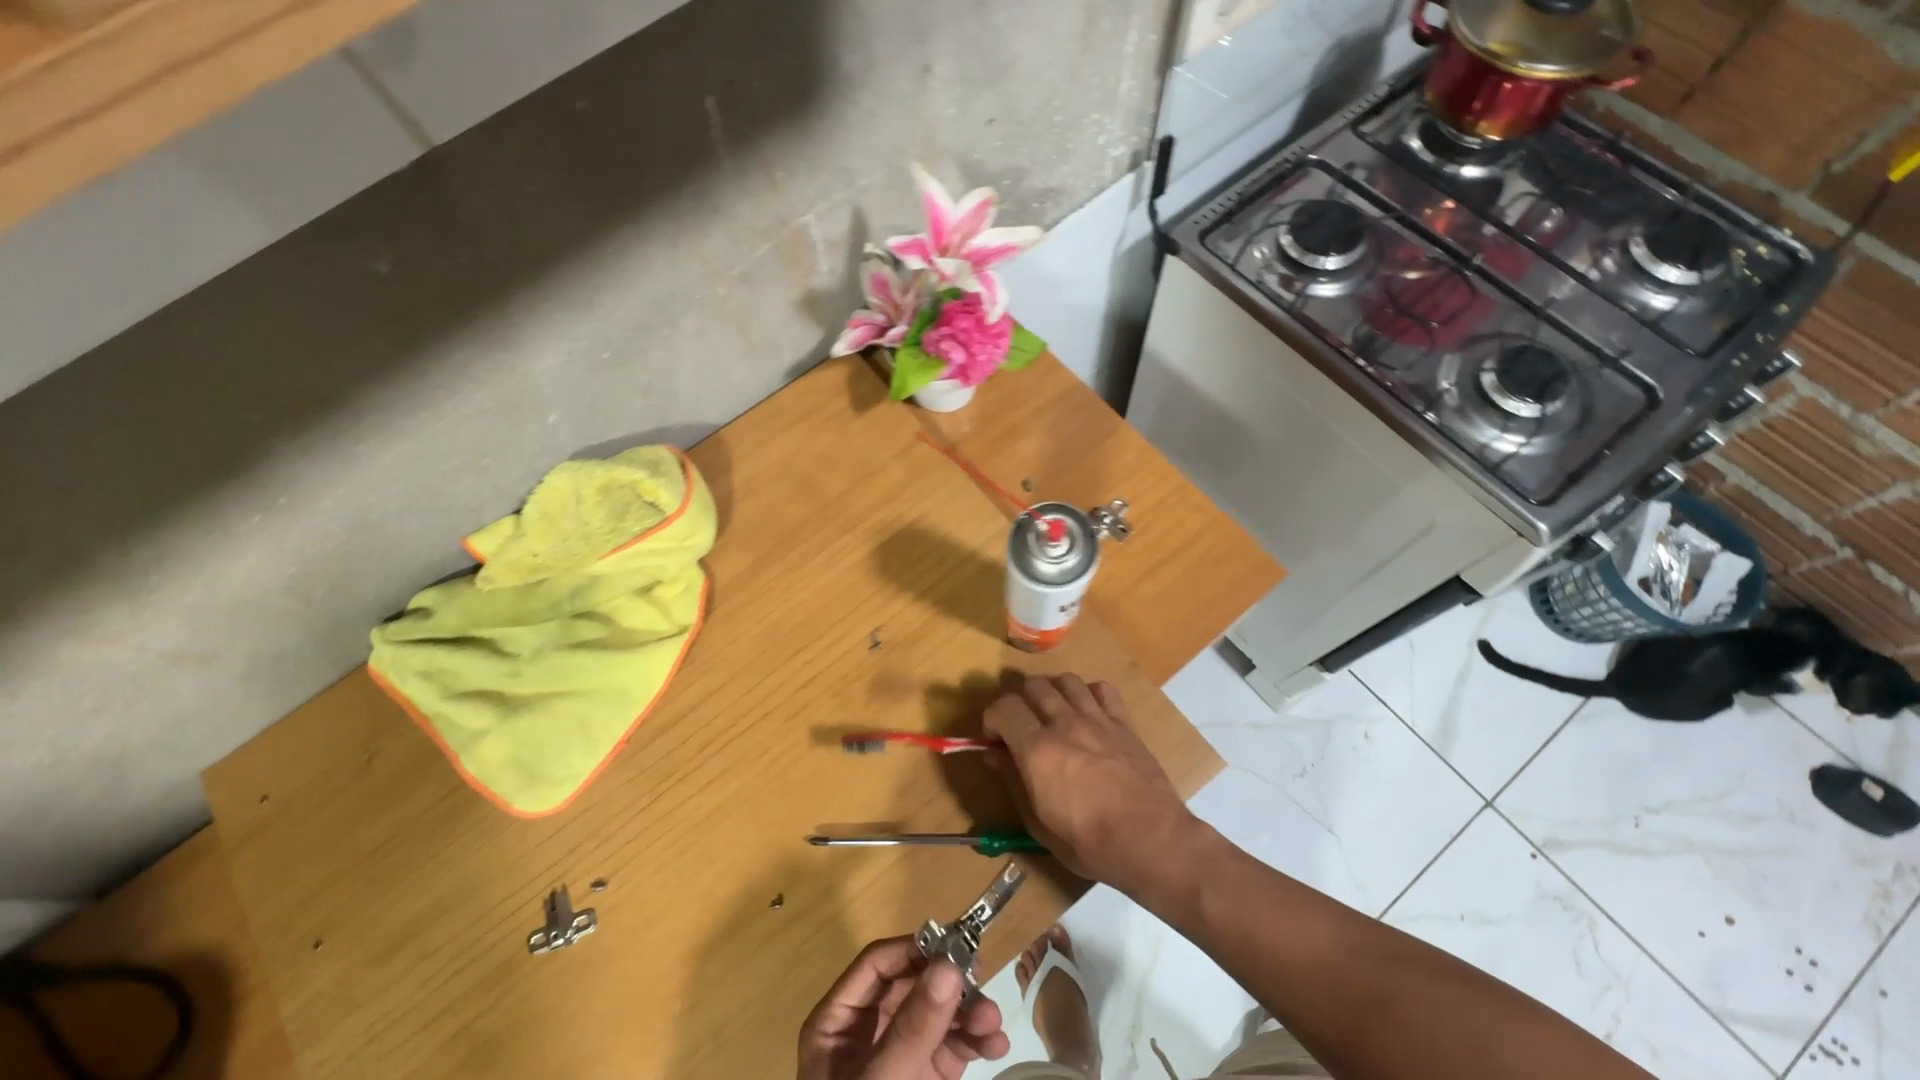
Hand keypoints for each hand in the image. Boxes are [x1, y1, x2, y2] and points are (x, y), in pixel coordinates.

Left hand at [797, 937, 1009, 1079]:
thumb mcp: (880, 1079)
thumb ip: (913, 1027)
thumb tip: (949, 966)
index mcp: (839, 1021)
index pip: (879, 965)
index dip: (916, 950)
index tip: (957, 946)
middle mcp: (871, 1030)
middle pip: (916, 985)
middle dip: (952, 984)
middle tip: (984, 981)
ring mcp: (901, 1054)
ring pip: (941, 1013)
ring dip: (971, 1012)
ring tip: (993, 1022)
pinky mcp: (927, 1078)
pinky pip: (954, 1047)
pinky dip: (977, 1041)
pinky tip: (995, 1044)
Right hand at [984, 674, 1203, 895]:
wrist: (1150, 840)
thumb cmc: (1089, 842)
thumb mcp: (1038, 824)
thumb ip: (1014, 781)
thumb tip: (995, 755)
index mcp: (1037, 749)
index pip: (1003, 707)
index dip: (991, 719)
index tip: (995, 740)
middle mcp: (1064, 723)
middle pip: (1033, 685)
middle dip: (1019, 701)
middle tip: (1021, 726)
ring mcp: (1097, 719)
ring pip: (1066, 681)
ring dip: (1053, 692)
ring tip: (1053, 715)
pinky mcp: (1124, 723)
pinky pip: (1103, 689)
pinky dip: (1088, 694)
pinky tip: (1087, 713)